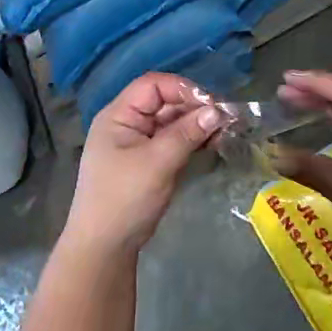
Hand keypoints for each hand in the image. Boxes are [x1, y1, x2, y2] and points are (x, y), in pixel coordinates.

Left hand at [66, 72, 222, 251]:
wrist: (105, 245)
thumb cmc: (124, 198)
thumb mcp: (157, 163)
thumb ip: (187, 134)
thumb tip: (218, 111)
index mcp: (119, 116)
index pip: (153, 85)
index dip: (184, 88)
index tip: (213, 105)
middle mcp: (128, 124)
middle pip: (165, 102)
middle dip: (195, 107)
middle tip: (225, 120)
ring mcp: (139, 143)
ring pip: (173, 122)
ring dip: (198, 124)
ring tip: (223, 133)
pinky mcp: (151, 161)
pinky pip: (175, 141)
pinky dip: (193, 140)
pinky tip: (213, 144)